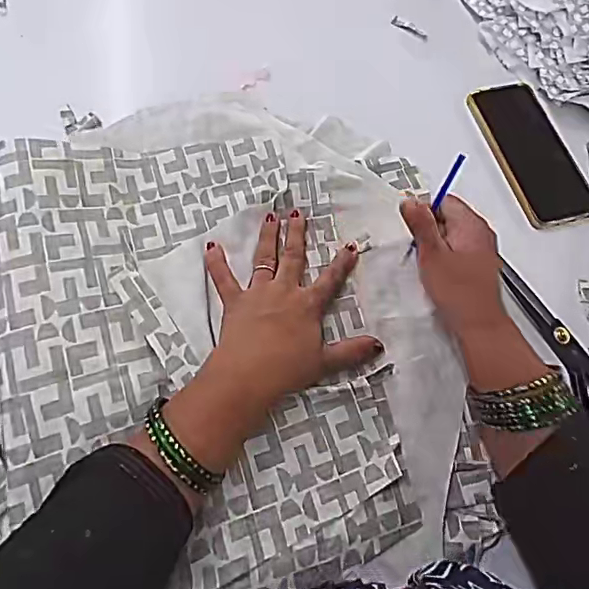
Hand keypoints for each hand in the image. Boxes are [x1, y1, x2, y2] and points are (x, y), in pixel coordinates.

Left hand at [203, 208, 381, 403]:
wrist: (247, 376)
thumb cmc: (286, 370)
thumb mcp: (324, 362)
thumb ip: (351, 351)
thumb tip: (377, 345)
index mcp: (307, 305)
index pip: (330, 280)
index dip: (342, 263)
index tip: (349, 246)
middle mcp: (284, 292)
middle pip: (293, 257)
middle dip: (297, 234)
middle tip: (297, 213)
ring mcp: (258, 294)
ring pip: (264, 259)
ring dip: (267, 237)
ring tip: (270, 217)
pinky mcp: (235, 302)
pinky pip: (224, 279)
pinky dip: (217, 262)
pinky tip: (211, 246)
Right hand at [400, 195, 545, 394]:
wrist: (479, 326)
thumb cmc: (461, 295)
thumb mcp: (431, 255)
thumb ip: (421, 225)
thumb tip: (411, 203)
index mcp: (472, 224)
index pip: (443, 200)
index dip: (423, 210)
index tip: (410, 225)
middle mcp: (480, 233)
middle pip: (447, 216)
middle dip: (428, 229)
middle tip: (418, 248)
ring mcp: (481, 250)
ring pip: (450, 235)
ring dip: (434, 246)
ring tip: (428, 263)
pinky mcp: (477, 265)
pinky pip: (456, 251)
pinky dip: (443, 258)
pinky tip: (436, 274)